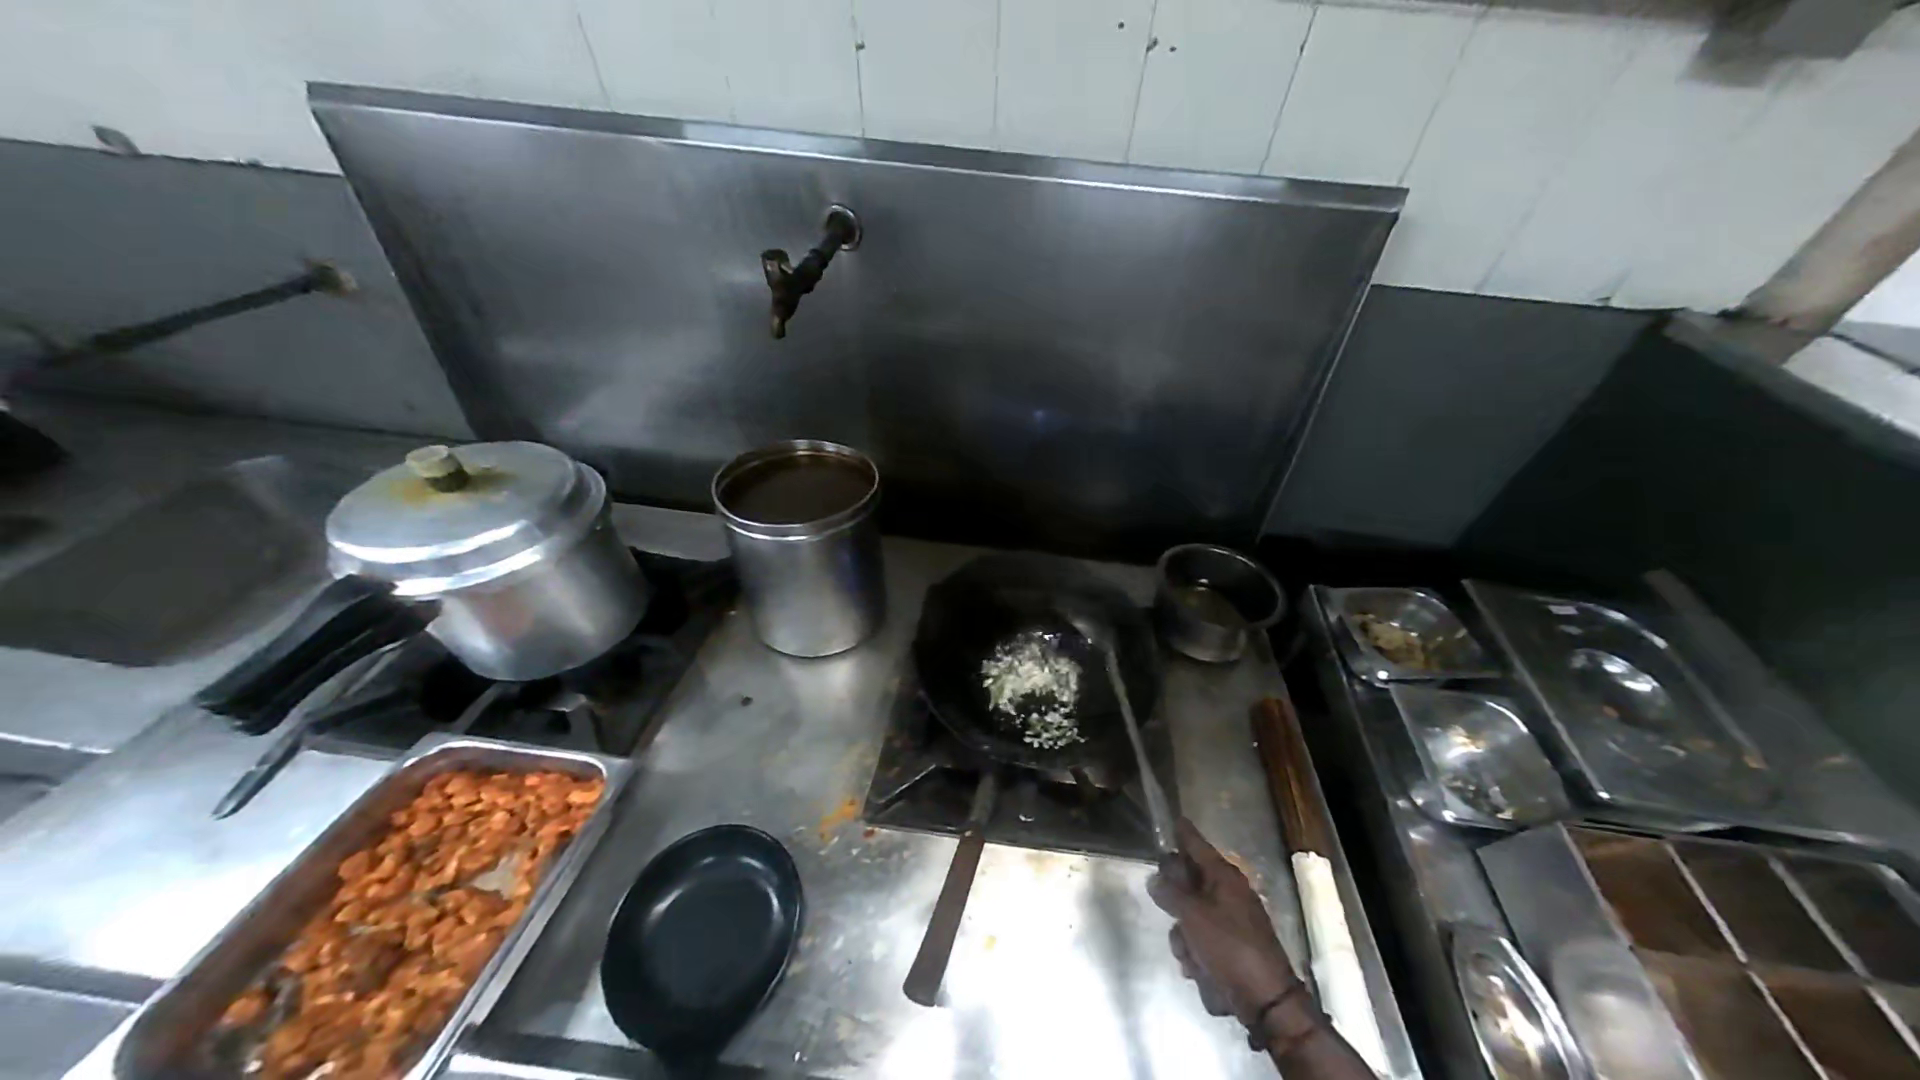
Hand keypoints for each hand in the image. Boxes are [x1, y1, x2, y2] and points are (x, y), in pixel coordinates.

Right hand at [1148, 818, 1299, 1028]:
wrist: (1265, 1000)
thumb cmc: (1230, 947)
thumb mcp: (1193, 916)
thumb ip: (1170, 893)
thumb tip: (1155, 878)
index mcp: (1224, 877)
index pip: (1198, 845)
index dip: (1184, 832)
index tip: (1174, 818)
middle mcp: (1228, 893)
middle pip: (1188, 881)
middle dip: (1174, 899)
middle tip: (1165, 905)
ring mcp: (1229, 921)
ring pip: (1189, 915)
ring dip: (1183, 935)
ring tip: (1188, 954)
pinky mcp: (1229, 946)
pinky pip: (1199, 939)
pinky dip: (1194, 952)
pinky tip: (1197, 968)